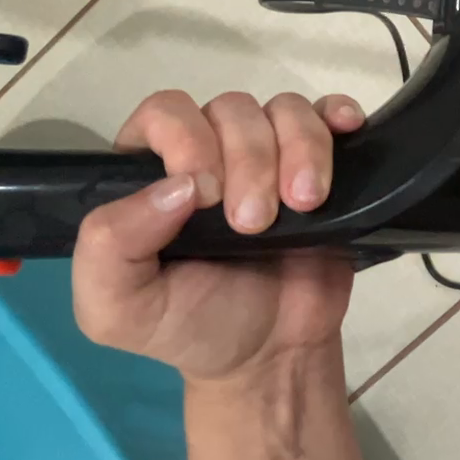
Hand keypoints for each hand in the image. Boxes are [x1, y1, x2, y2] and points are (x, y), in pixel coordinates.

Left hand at [72, 90, 366, 384]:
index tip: (206, 196)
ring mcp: (273, 151)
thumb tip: (177, 186)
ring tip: (306, 204)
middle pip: (233, 109)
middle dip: (251, 162)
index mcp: (156, 172)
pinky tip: (347, 128)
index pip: (165, 114)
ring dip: (301, 149)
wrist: (273, 351)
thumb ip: (111, 246)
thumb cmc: (193, 325)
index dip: (187, 139)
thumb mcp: (120, 309)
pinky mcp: (323, 159)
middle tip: (254, 224)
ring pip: (286, 108)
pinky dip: (338, 113)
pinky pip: (330, 112)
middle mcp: (214, 149)